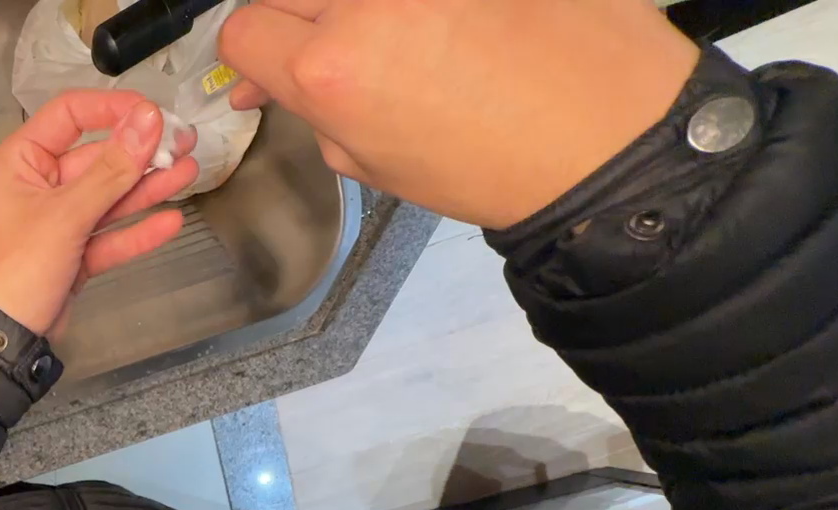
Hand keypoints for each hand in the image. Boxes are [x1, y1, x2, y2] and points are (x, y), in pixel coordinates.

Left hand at [0, 91, 198, 334]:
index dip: (112, 109)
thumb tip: (150, 118)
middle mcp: (38, 186)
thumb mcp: (66, 215)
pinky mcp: (72, 257)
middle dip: (140, 155)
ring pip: (107, 199)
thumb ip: (111, 170)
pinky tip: (169, 223)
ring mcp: (57, 223)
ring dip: (146, 189)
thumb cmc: (20, 268)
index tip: (154, 113)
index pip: (69, 115)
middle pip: (96, 159)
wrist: (3, 338)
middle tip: (186, 145)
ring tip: (190, 174)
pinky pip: (107, 237)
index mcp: (21, 162)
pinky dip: (135, 232)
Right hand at [218, 0, 698, 228]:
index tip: (260, 74)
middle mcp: (365, 0)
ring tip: (376, 40)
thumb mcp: (367, 162)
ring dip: (340, 11)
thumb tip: (275, 86)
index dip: (244, 58)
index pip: (241, 31)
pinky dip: (393, 7)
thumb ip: (311, 112)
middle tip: (310, 55)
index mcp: (329, 70)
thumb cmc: (478, 165)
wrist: (595, 131)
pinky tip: (424, 26)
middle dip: (285, 24)